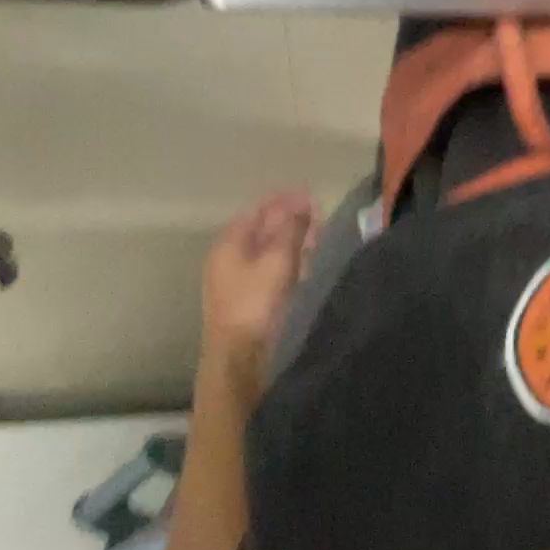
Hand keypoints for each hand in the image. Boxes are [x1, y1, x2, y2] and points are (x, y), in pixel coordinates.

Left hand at [200, 192, 318, 385]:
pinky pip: (271, 267)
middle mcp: (229, 257)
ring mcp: (237, 279)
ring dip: (293, 239)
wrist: (240, 354)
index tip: (312, 195)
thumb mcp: (278, 259)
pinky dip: (290, 258)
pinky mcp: (249, 297)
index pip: (259, 210)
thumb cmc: (256, 302)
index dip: (285, 200)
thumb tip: (302, 205)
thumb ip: (292, 229)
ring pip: (268, 249)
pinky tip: (307, 262)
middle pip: (262, 229)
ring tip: (319, 235)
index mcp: (230, 243)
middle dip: (291, 218)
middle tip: (320, 215)